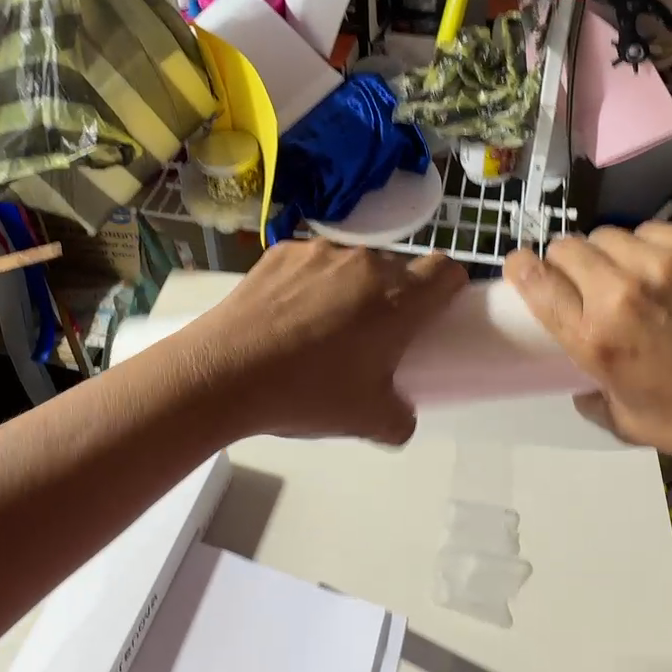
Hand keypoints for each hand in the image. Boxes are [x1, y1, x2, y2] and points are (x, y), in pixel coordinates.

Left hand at [184, 240, 467, 444]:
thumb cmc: (307, 393)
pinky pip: (311, 262)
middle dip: (391, 296)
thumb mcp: (368, 421)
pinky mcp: (281, 250)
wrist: (224, 373)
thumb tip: (402, 414)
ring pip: (351, 264)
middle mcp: (365, 262)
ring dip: (349, 288)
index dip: (447, 289)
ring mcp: (320, 251)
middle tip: (369, 336)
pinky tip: (284, 316)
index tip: (433, 313)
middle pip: (396, 269)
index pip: (446, 270)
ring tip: (318, 328)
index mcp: (398, 298)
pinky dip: (309, 282)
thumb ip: (402, 417)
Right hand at [505, 222, 671, 475]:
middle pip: (566, 247)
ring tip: (632, 276)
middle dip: (567, 264)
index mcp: (597, 339)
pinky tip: (669, 270)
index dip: (522, 268)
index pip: (534, 278)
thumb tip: (581, 385)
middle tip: (588, 285)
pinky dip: (649, 245)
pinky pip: (652, 229)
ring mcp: (664, 263)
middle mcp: (621, 292)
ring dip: (608, 253)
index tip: (526, 271)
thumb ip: (595, 401)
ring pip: (608, 234)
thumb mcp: (635, 427)